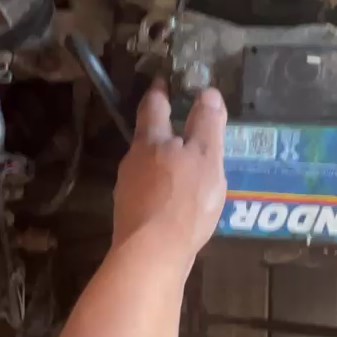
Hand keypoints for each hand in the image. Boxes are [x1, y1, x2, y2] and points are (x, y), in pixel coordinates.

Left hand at [112, 85, 227, 272]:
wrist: (151, 254)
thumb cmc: (183, 201)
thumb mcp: (205, 158)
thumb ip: (207, 125)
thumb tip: (208, 92)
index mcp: (151, 141)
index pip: (153, 106)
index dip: (160, 92)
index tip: (164, 82)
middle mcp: (133, 161)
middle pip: (146, 138)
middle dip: (161, 130)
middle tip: (180, 125)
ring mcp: (128, 189)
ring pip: (146, 167)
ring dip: (162, 163)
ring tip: (184, 166)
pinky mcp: (131, 216)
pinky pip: (148, 194)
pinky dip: (161, 190)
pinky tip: (176, 201)